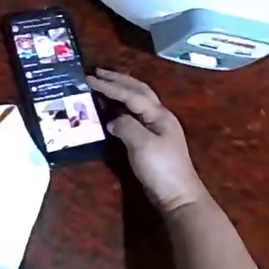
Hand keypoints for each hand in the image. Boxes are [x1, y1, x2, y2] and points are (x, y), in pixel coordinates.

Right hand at [88, 69, 208, 214]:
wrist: (178, 197)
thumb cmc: (162, 169)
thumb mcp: (142, 145)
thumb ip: (125, 126)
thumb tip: (112, 120)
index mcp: (159, 114)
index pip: (130, 94)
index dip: (109, 85)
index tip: (89, 77)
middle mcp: (159, 116)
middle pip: (137, 90)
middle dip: (117, 79)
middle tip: (96, 72)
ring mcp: (156, 128)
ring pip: (137, 100)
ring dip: (120, 89)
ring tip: (103, 82)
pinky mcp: (150, 140)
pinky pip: (134, 114)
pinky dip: (121, 105)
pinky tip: (111, 107)